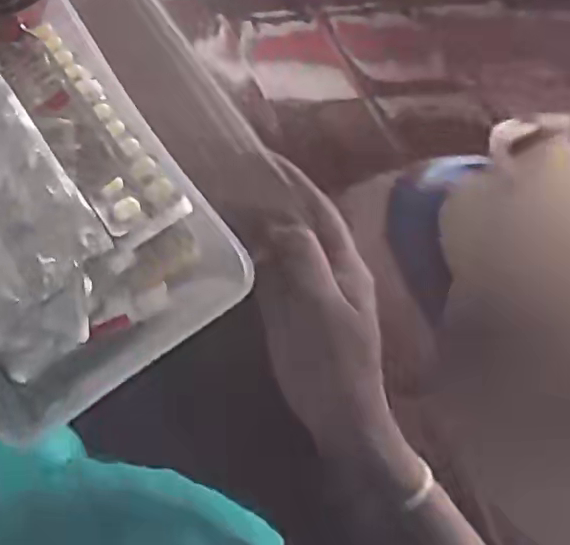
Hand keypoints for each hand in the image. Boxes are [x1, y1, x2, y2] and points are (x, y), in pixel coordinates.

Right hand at [252, 163, 425, 492]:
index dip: (296, 182)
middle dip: (272, 191)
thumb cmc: (337, 361)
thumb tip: (282, 222)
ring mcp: (305, 283)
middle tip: (237, 167)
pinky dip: (247, 241)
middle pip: (298, 218)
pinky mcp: (285, 300)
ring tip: (225, 190)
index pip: (319, 210)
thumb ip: (306, 262)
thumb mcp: (324, 309)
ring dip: (256, 213)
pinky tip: (225, 231)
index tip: (268, 156)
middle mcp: (325, 266)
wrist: (338, 414)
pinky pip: (265, 260)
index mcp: (344, 265)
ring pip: (279, 237)